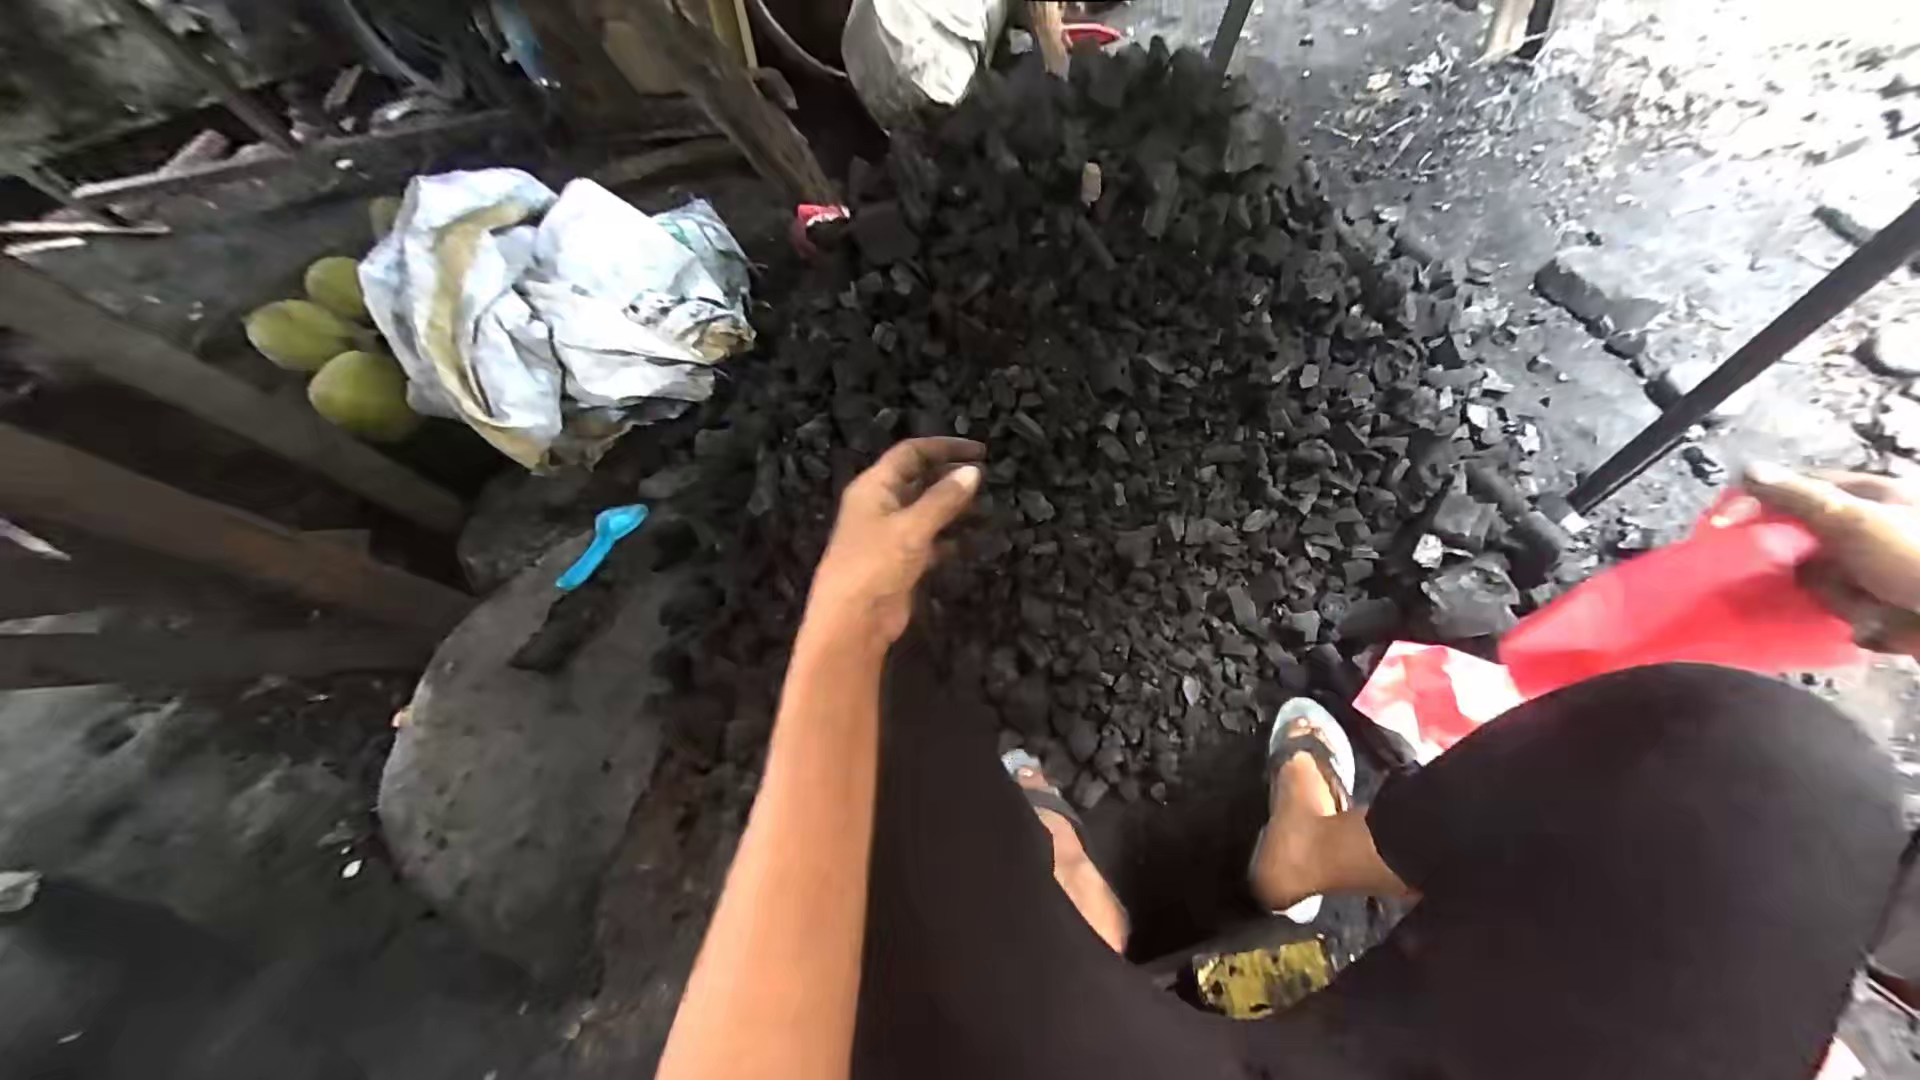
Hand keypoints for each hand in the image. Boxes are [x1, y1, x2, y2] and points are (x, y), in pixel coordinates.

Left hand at [804, 437, 986, 645]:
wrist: (852, 622)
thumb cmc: (875, 565)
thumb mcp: (911, 527)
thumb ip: (944, 499)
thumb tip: (974, 471)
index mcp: (874, 487)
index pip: (911, 453)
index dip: (944, 448)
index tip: (980, 451)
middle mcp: (881, 505)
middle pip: (920, 480)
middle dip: (952, 477)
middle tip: (988, 479)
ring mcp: (892, 534)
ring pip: (928, 511)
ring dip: (956, 508)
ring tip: (990, 508)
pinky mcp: (902, 561)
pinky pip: (932, 540)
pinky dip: (952, 538)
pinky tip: (977, 539)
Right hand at [1742, 462, 1919, 655]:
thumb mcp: (1857, 521)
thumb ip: (1799, 496)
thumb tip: (1747, 470)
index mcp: (1873, 496)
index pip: (1792, 486)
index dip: (1752, 500)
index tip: (1719, 524)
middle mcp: (1869, 524)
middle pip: (1792, 530)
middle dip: (1785, 552)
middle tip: (1786, 564)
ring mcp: (1869, 562)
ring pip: (1806, 567)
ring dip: (1819, 586)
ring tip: (1855, 598)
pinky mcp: (1869, 594)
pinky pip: (1824, 595)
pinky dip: (1833, 606)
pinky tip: (1859, 614)